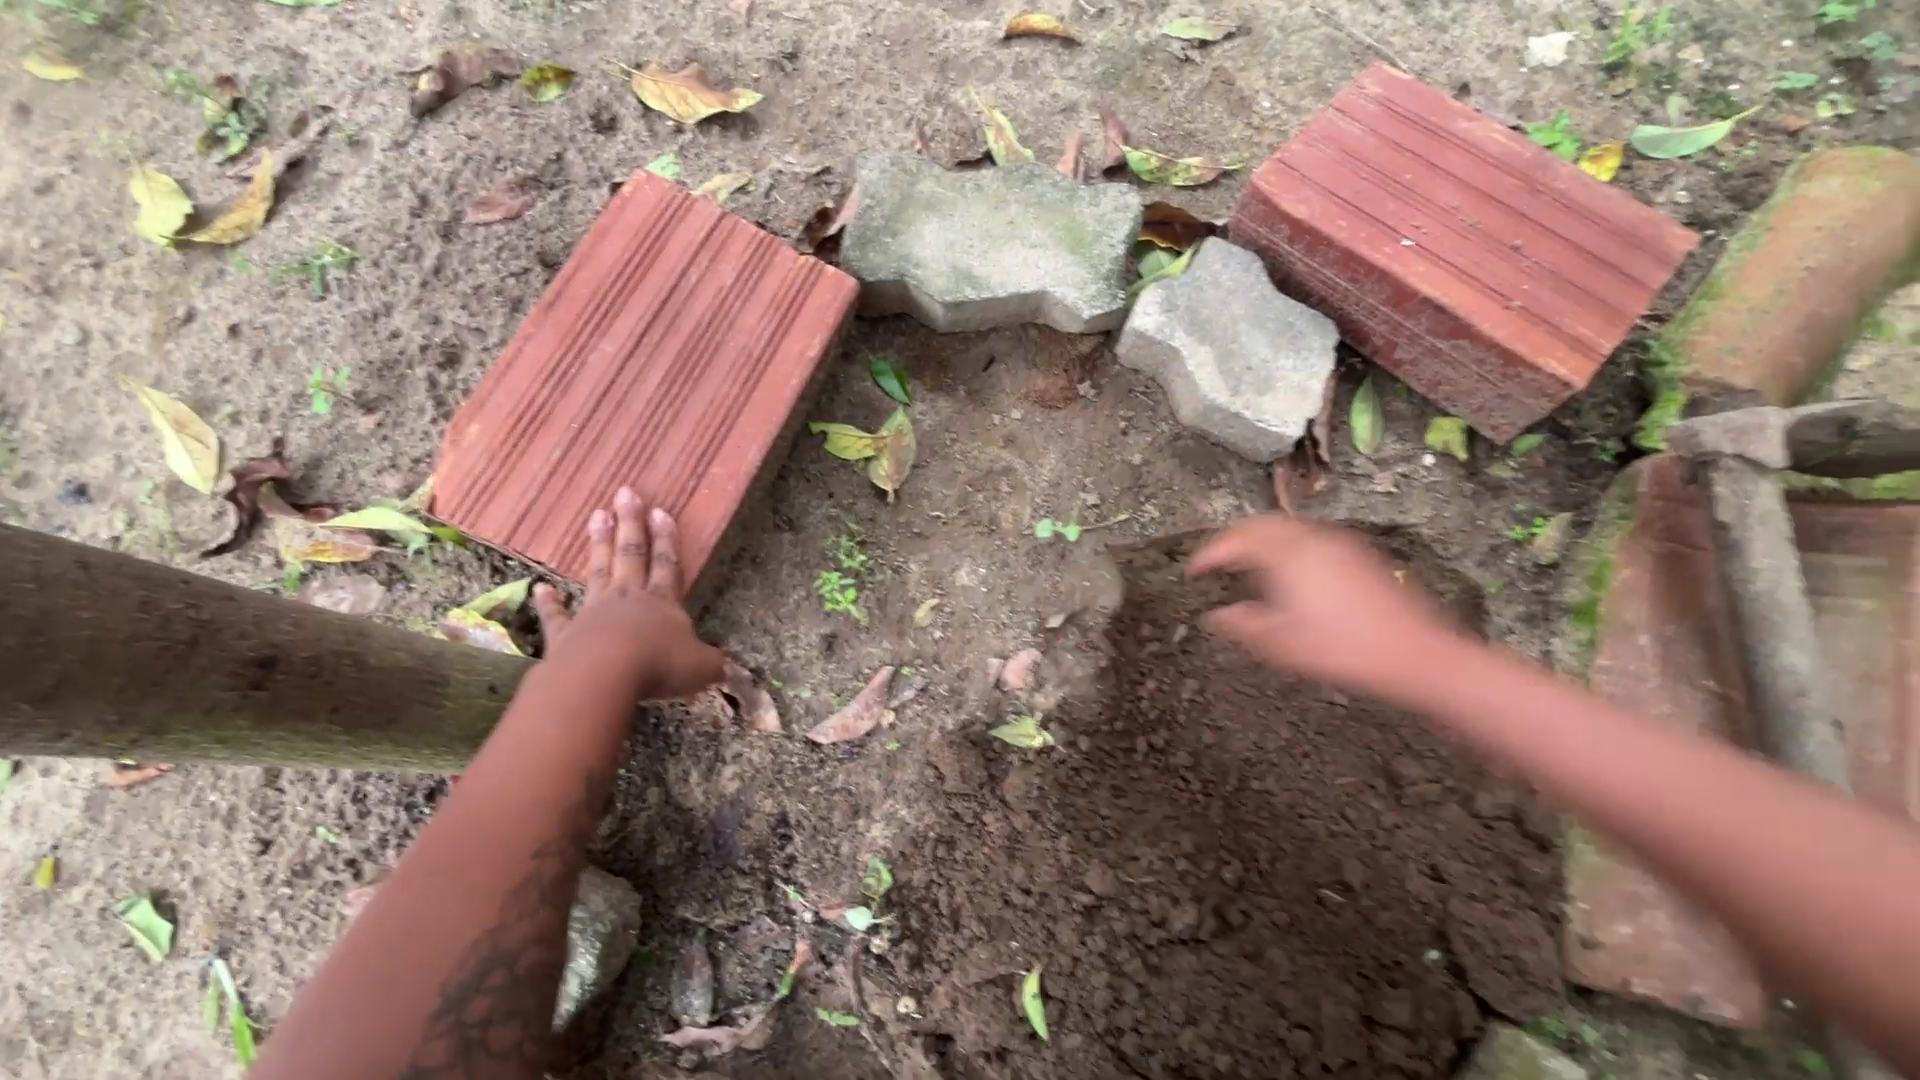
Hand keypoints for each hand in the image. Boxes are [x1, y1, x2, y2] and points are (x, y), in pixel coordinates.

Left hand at [531, 487, 723, 699]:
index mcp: (663, 602)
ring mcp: (594, 613)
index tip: (660, 511)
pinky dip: (548, 602)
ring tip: (597, 516)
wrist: (604, 675)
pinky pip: (557, 615)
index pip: (667, 564)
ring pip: (599, 572)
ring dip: (599, 545)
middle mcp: (628, 599)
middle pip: (631, 555)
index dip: (666, 539)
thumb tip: (727, 667)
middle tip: (624, 493)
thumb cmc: (659, 665)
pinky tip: (540, 588)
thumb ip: (712, 662)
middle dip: (630, 524)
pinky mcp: (566, 634)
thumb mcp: (701, 666)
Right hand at [1185, 515, 1463, 697]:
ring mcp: (1340, 544)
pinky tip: (1288, 572)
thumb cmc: (1344, 650)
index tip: (1193, 570)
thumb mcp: (1281, 644)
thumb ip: (1242, 625)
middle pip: (1263, 524)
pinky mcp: (1359, 555)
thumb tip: (1216, 616)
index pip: (1237, 540)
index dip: (1210, 553)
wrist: (1417, 655)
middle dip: (1235, 538)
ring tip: (1246, 563)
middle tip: (1217, 559)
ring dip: (1262, 539)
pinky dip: (1288, 546)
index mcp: (1288, 554)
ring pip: (1289, 528)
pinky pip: (1310, 538)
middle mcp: (1313, 539)